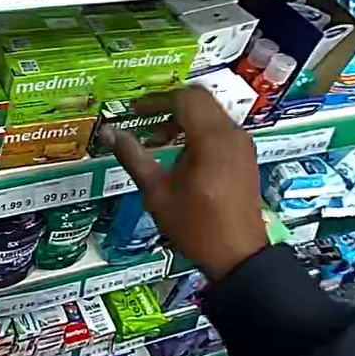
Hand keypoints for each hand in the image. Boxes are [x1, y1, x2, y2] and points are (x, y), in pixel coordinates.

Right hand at [107, 86, 267, 281]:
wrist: (238, 257)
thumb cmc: (195, 225)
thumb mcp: (157, 191)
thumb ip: (133, 157)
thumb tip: (109, 133)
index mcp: (211, 138)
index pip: (183, 98)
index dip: (155, 100)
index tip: (135, 111)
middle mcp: (232, 133)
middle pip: (199, 99)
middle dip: (169, 105)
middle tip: (145, 120)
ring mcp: (242, 144)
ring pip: (210, 112)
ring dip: (184, 119)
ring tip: (158, 141)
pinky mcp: (245, 156)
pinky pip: (220, 129)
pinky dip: (198, 131)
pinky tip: (180, 155)